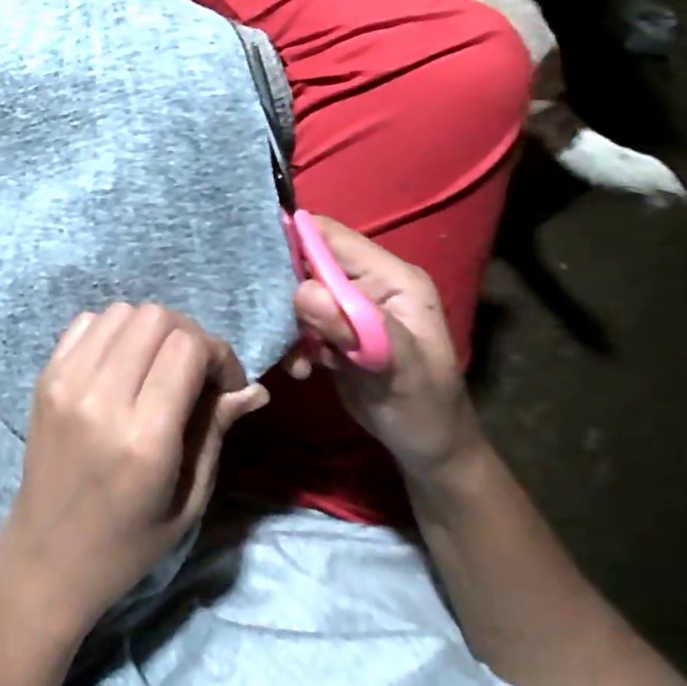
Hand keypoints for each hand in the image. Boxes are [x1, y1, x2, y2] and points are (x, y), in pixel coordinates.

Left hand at [0, 304, 269, 636]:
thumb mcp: (188, 500)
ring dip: (151, 330)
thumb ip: (216, 431)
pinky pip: (87, 322)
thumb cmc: (128, 542)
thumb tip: (254, 388)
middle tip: (195, 372)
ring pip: (122, 311)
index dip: (219, 354)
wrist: (47, 557)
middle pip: (155, 317)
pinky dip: (114, 331)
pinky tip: (123, 363)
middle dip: (189, 335)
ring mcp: (65, 382)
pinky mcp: (45, 378)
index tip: (225, 384)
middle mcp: (101, 399)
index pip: (188, 347)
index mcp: (144, 437)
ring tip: (158, 366)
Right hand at [287, 215, 486, 478]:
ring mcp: (353, 307)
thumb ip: (352, 326)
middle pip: (311, 263)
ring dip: (291, 323)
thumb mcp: (396, 367)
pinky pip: (304, 322)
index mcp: (392, 278)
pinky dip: (296, 343)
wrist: (429, 448)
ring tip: (298, 358)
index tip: (257, 262)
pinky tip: (302, 368)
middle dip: (288, 290)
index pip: (333, 238)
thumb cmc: (424, 405)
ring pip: (302, 294)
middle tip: (273, 321)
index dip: (294, 241)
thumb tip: (302, 290)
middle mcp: (370, 284)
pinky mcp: (338, 330)